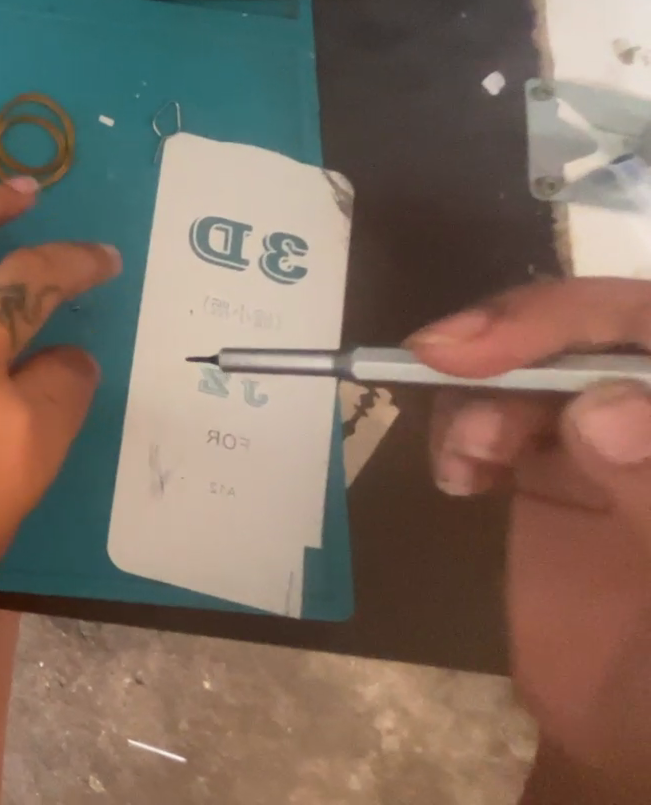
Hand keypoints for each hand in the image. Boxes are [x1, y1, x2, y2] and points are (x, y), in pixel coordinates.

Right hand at [410, 279, 650, 787]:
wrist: (636, 748)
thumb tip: (600, 405)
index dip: (598, 320)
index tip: (500, 348)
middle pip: (616, 332)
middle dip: (527, 334)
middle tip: (438, 353)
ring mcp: (626, 447)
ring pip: (543, 368)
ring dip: (482, 396)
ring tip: (462, 460)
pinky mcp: (560, 469)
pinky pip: (496, 416)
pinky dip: (461, 429)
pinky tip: (457, 474)